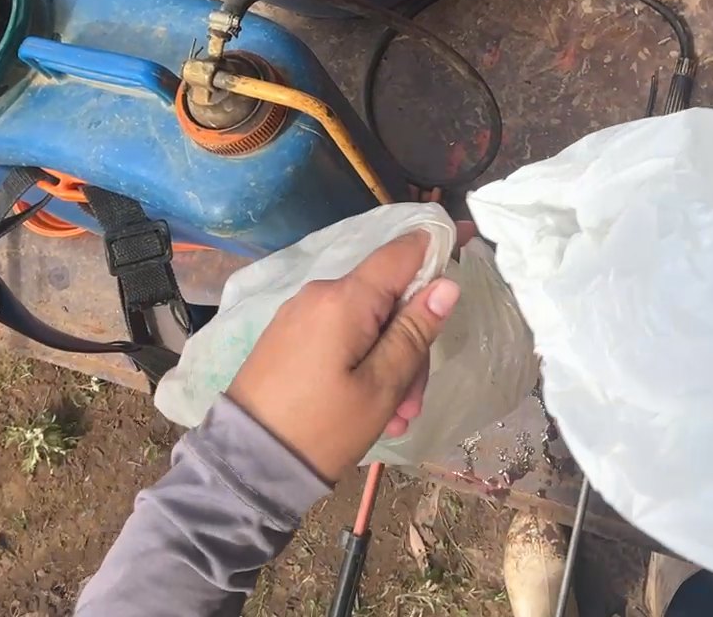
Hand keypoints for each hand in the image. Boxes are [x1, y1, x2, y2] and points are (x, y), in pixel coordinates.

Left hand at [225, 226, 470, 481]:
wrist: (241, 470)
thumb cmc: (320, 429)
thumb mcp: (381, 387)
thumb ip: (415, 331)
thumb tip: (448, 283)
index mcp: (345, 298)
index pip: (403, 251)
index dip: (439, 245)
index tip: (470, 241)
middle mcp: (321, 293)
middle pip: (388, 295)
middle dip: (411, 339)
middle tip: (413, 400)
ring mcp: (301, 313)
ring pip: (368, 320)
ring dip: (389, 359)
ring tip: (391, 416)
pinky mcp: (290, 334)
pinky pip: (341, 333)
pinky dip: (363, 360)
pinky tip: (367, 406)